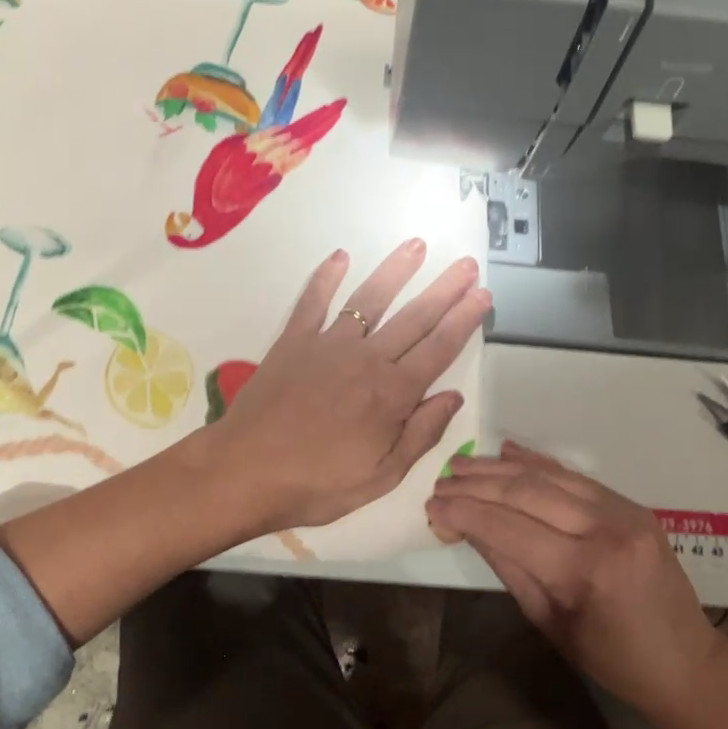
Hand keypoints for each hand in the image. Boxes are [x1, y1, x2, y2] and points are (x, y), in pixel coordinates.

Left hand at [205, 239, 490, 531]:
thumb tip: (453, 397)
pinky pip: (313, 301)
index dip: (464, 319)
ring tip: (416, 245)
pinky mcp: (293, 341)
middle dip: (444, 288)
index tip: (483, 294)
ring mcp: (327, 345)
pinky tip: (339, 255)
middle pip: (414, 317)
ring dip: (395, 270)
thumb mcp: (381, 476)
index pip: (439, 348)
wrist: (244, 472)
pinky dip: (325, 277)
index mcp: (392, 394)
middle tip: (466, 261)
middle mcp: (366, 359)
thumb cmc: (317, 483)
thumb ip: (421, 434)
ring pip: (369, 299)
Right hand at [426, 445, 727, 717]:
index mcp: (586, 570)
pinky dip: (539, 464)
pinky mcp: (633, 506)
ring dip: (502, 468)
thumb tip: (466, 526)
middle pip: (528, 493)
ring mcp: (625, 512)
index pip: (510, 528)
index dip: (466, 512)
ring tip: (463, 465)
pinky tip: (508, 454)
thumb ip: (509, 567)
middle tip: (441, 481)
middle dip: (478, 484)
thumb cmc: (612, 659)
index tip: (432, 505)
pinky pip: (576, 478)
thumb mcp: (550, 623)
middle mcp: (607, 530)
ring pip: (551, 477)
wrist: (687, 662)